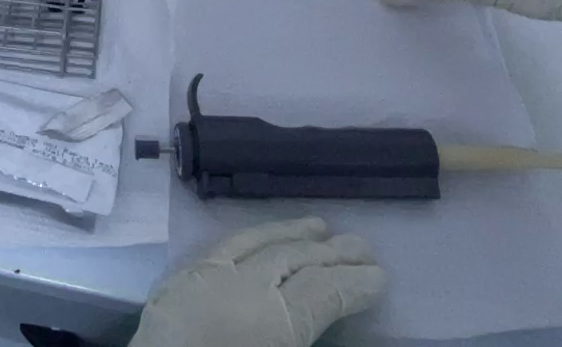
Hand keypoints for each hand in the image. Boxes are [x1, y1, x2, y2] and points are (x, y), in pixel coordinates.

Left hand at [130, 218, 384, 346]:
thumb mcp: (282, 344)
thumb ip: (303, 334)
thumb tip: (325, 309)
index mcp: (277, 322)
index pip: (325, 292)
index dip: (355, 283)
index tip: (379, 276)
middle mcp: (247, 287)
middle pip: (297, 260)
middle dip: (333, 253)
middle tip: (364, 247)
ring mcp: (211, 277)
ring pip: (260, 244)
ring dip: (293, 234)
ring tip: (321, 226)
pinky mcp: (182, 279)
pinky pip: (224, 247)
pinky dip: (251, 236)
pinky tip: (262, 235)